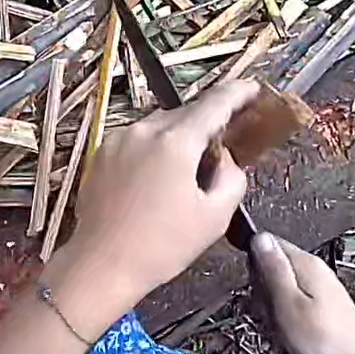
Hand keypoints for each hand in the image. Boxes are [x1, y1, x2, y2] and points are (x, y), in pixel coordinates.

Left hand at [45, 79, 260, 335]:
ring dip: (179, 138)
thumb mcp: (214, 217)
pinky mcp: (101, 153)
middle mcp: (144, 130)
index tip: (253, 89)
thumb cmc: (161, 246)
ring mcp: (118, 139)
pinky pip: (137, 140)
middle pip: (186, 114)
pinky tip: (156, 179)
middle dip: (208, 123)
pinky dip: (154, 149)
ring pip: (160, 126)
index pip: (216, 103)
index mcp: (176, 142)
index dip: (239, 92)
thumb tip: (226, 159)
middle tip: (223, 143)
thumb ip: (232, 178)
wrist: (101, 265)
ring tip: (187, 170)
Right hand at [252, 232, 354, 353]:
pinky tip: (293, 341)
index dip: (255, 268)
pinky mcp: (324, 311)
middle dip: (264, 294)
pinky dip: (288, 324)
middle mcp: (316, 272)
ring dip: (275, 313)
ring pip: (281, 292)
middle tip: (272, 317)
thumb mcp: (288, 305)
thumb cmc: (324, 346)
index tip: (258, 292)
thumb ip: (273, 269)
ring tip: (284, 333)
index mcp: (307, 264)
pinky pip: (294, 308)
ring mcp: (322, 292)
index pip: (268, 245)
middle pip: (274, 270)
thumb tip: (259, 236)